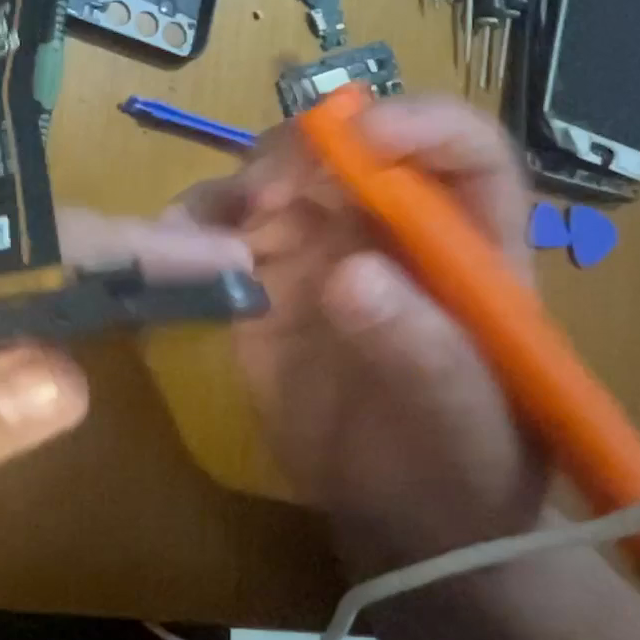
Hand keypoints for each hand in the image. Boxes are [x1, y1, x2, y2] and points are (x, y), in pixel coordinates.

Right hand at [169, 96, 546, 571]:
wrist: (394, 516)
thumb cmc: (458, 470)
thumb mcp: (463, 427)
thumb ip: (424, 354)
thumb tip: (351, 274)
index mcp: (467, 245)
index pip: (459, 151)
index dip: (416, 123)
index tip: (358, 138)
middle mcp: (389, 227)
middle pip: (345, 148)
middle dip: (298, 152)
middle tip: (259, 195)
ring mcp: (318, 246)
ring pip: (271, 175)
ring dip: (235, 186)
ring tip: (207, 232)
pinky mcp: (258, 273)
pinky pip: (217, 227)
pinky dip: (188, 224)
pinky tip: (171, 248)